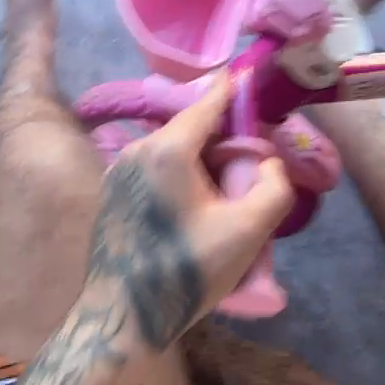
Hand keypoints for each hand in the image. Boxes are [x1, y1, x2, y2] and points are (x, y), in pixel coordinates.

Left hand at [91, 72, 294, 347]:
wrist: (122, 312)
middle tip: (249, 150)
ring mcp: (118, 171)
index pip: (204, 107)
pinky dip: (178, 171)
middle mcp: (136, 149)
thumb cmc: (185, 270)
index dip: (228, 90)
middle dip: (220, 134)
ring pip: (169, 150)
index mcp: (166, 150)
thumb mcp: (246, 232)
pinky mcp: (112, 192)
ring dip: (199, 157)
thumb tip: (269, 163)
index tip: (243, 71)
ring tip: (227, 182)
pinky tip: (196, 200)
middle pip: (188, 129)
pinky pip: (153, 168)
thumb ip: (272, 189)